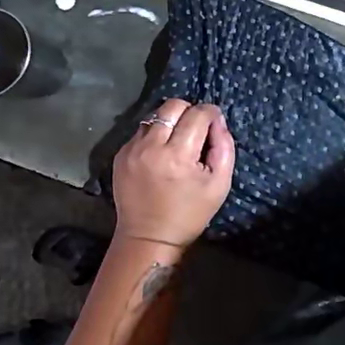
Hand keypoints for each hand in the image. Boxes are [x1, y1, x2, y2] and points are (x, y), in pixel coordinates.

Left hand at [112, 98, 234, 247]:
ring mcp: (132, 150)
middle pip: (172, 106)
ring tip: (176, 141)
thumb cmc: (189, 214)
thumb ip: (224, 147)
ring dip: (170, 122)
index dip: (211, 113)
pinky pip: (141, 132)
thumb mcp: (219, 184)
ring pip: (155, 116)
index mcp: (178, 155)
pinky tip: (160, 154)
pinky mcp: (120, 155)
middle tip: (196, 129)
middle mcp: (151, 147)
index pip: (197, 114)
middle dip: (189, 111)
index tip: (215, 123)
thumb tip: (218, 121)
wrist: (148, 239)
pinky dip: (154, 135)